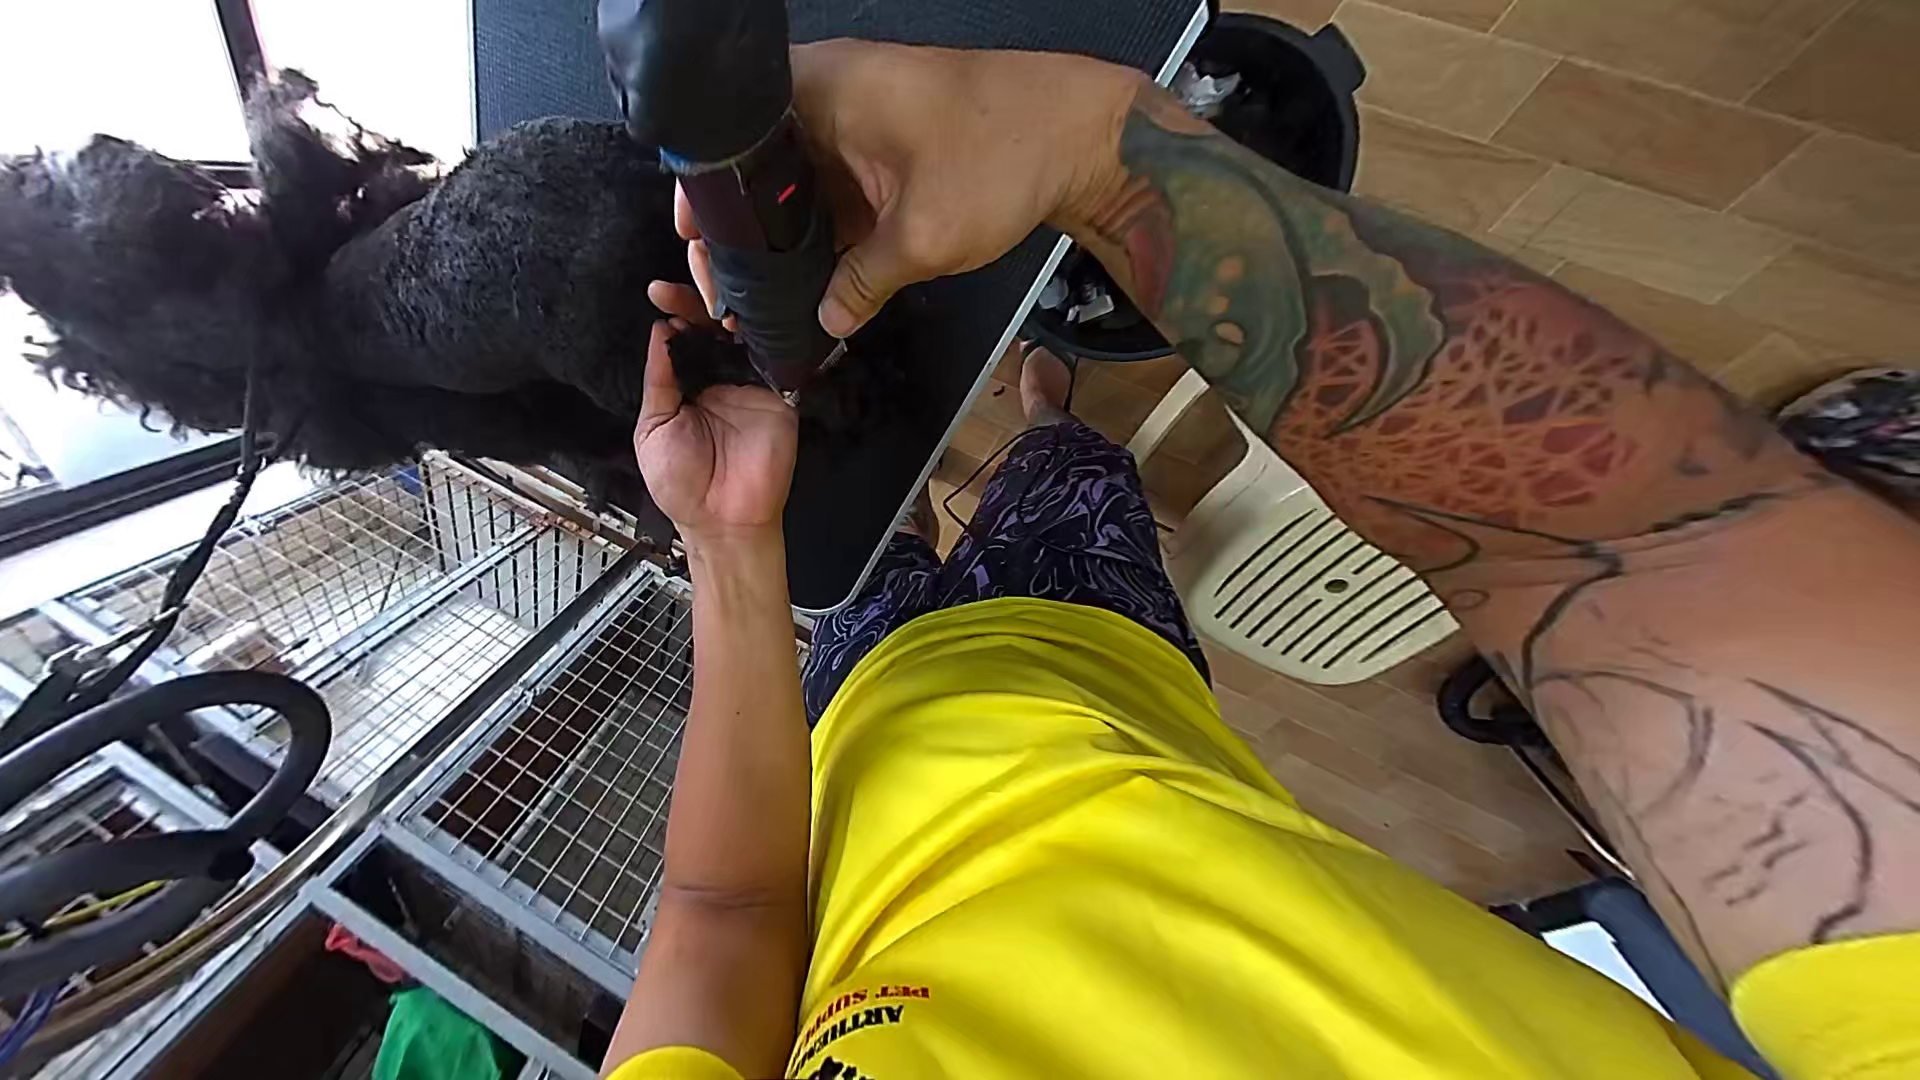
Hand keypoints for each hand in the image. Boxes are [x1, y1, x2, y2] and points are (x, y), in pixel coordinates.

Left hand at [634, 283, 797, 547]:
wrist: (722, 520)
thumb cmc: (681, 484)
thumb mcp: (653, 426)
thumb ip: (660, 380)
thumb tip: (660, 330)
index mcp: (690, 386)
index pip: (687, 338)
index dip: (677, 313)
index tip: (659, 294)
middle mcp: (723, 381)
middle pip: (718, 330)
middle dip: (704, 300)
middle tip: (691, 277)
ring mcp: (754, 389)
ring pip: (749, 339)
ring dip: (735, 312)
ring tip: (717, 291)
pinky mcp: (781, 400)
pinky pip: (780, 363)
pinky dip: (771, 339)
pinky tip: (753, 318)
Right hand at [682, 40, 1145, 338]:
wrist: (1074, 139)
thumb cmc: (996, 164)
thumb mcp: (922, 237)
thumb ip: (863, 284)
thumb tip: (826, 324)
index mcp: (817, 93)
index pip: (733, 140)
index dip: (707, 198)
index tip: (698, 250)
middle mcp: (825, 102)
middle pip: (761, 169)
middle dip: (745, 231)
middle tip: (727, 288)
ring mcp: (855, 131)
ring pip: (801, 189)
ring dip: (788, 240)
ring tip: (761, 295)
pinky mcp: (882, 158)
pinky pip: (837, 198)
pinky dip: (827, 236)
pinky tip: (812, 279)